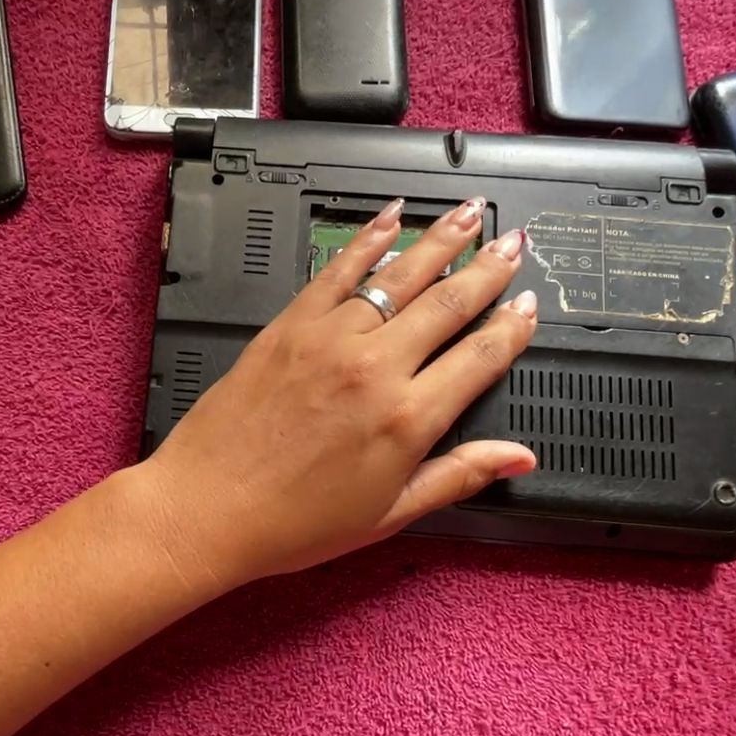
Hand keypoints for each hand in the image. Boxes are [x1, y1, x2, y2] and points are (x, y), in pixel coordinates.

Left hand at [137, 197, 538, 587]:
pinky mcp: (289, 326)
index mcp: (407, 419)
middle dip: (489, 269)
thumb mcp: (388, 514)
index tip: (528, 306)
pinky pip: (336, 270)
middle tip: (514, 242)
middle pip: (448, 303)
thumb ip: (457, 476)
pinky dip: (367, 240)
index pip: (479, 358)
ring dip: (440, 240)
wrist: (207, 507)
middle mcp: (374, 368)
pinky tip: (391, 217)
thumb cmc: (293, 522)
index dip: (512, 328)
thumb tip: (519, 457)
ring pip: (398, 276)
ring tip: (471, 214)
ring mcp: (329, 339)